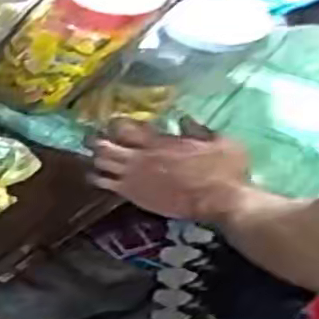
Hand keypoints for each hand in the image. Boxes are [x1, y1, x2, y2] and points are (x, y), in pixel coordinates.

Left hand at [89, 118, 251, 221]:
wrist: (217, 200)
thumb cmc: (224, 169)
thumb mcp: (219, 142)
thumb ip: (198, 130)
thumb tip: (183, 118)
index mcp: (160, 143)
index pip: (126, 129)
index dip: (116, 124)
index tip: (113, 121)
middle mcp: (139, 158)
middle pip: (104, 146)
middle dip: (96, 140)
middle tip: (93, 138)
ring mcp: (130, 177)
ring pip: (99, 163)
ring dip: (94, 158)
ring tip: (95, 155)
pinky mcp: (128, 193)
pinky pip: (102, 183)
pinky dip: (96, 176)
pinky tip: (96, 174)